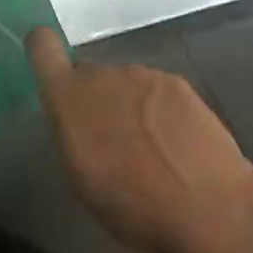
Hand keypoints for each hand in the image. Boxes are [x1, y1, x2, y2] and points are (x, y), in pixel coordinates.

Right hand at [26, 27, 252, 252]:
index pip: (42, 45)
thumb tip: (73, 116)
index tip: (51, 70)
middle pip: (90, 76)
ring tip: (152, 152)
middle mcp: (101, 74)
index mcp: (68, 96)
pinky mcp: (177, 82)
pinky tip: (178, 147)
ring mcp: (142, 74)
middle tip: (114, 142)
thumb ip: (70, 132)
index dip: (42, 50)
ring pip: (126, 86)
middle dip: (97, 101)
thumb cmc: (133, 204)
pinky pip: (157, 92)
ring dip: (131, 108)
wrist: (210, 207)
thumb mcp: (81, 177)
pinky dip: (162, 113)